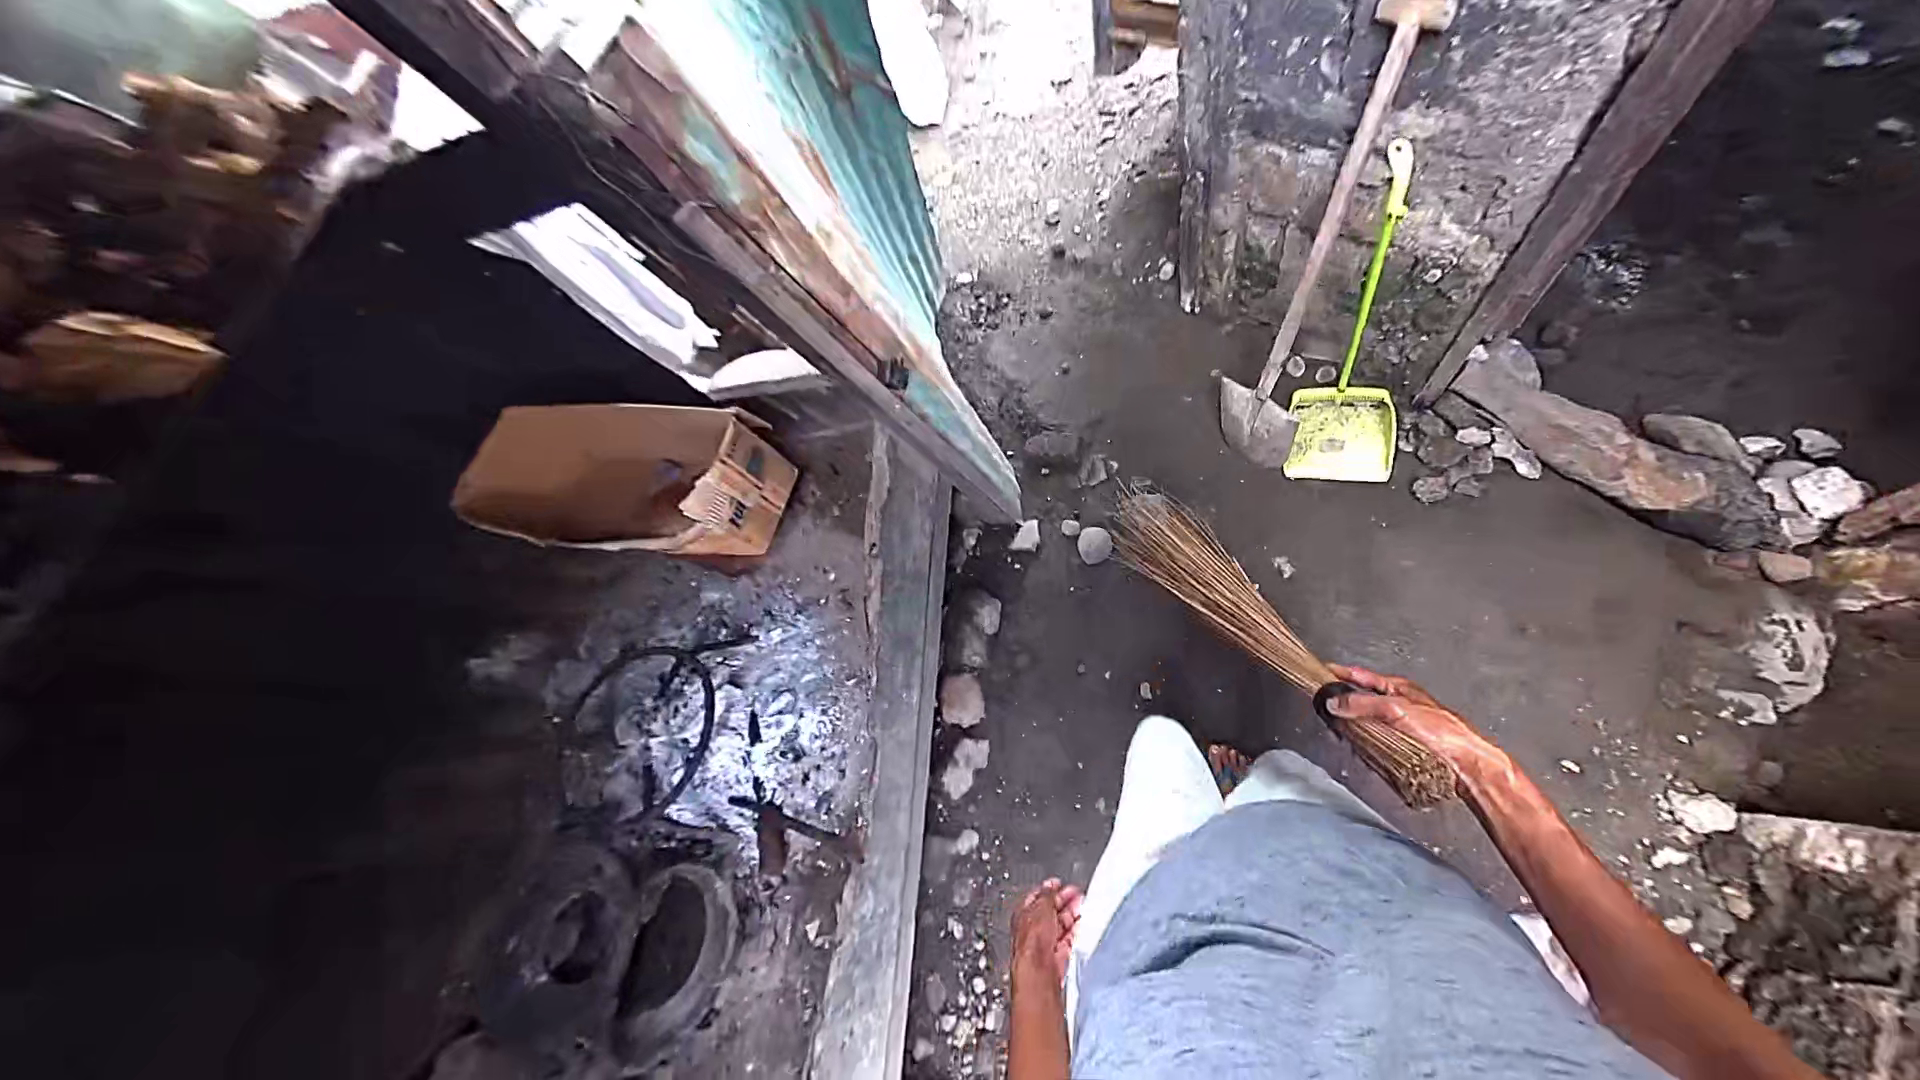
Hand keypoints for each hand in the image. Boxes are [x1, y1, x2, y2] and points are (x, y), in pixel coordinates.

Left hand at [1011, 878, 1082, 987]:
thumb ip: (1048, 894)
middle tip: (1077, 895)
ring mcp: (1045, 943)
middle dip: (1064, 902)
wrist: (1039, 971)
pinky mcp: (1056, 957)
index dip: (1050, 889)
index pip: (1038, 897)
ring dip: (1072, 916)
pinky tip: (1081, 927)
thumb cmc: (1032, 940)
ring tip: (1083, 907)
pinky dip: (1074, 933)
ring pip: (1060, 926)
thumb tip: (1052, 886)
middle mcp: (1032, 928)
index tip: (1061, 884)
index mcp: (1024, 913)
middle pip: (1051, 911)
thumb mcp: (1042, 906)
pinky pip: (1067, 941)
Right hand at [1325, 664, 1503, 778]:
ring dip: (1353, 724)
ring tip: (1341, 728)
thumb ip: (1362, 704)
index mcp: (1399, 687)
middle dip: (1343, 702)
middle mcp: (1400, 703)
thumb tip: (1335, 702)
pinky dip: (1363, 739)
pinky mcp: (1403, 742)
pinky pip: (1374, 736)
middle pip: (1361, 697)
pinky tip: (1361, 745)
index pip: (1361, 675)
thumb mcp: (1396, 710)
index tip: (1321, 672)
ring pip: (1367, 718)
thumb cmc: (1445, 733)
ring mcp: (1401, 723)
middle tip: (1326, 705)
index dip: (1340, 673)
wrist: (1469, 765)